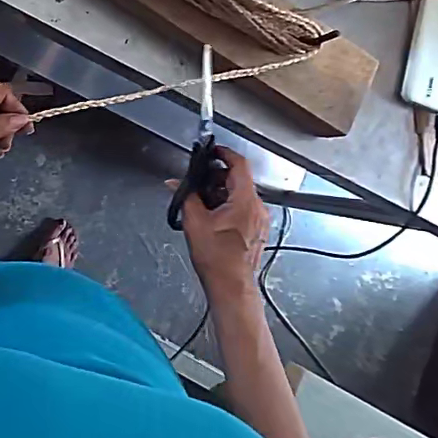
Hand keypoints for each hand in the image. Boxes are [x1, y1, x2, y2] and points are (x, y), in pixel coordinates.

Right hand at [170, 148, 271, 311]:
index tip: (215, 151)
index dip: (225, 153)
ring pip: (241, 195)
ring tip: (203, 204)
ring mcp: (260, 220)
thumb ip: (186, 197)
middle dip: (217, 177)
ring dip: (222, 193)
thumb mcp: (194, 222)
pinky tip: (213, 217)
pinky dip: (229, 206)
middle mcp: (258, 208)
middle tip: (200, 182)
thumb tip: (176, 185)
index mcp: (245, 201)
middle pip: (239, 179)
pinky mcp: (258, 231)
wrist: (231, 287)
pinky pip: (244, 209)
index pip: (239, 165)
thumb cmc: (218, 260)